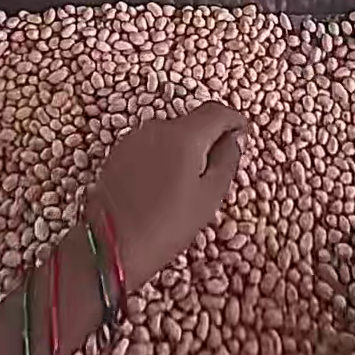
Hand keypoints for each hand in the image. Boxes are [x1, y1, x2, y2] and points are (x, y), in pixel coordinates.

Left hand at [92, 101, 245, 289]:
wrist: (111, 243)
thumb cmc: (167, 224)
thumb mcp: (208, 197)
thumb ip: (226, 160)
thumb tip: (235, 137)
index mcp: (184, 134)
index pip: (216, 111)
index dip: (234, 120)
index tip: (243, 132)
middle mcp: (158, 126)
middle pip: (192, 122)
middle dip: (208, 139)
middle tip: (217, 170)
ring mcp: (135, 137)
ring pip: (171, 134)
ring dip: (185, 149)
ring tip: (188, 185)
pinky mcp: (120, 150)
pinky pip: (151, 145)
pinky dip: (163, 156)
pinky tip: (163, 186)